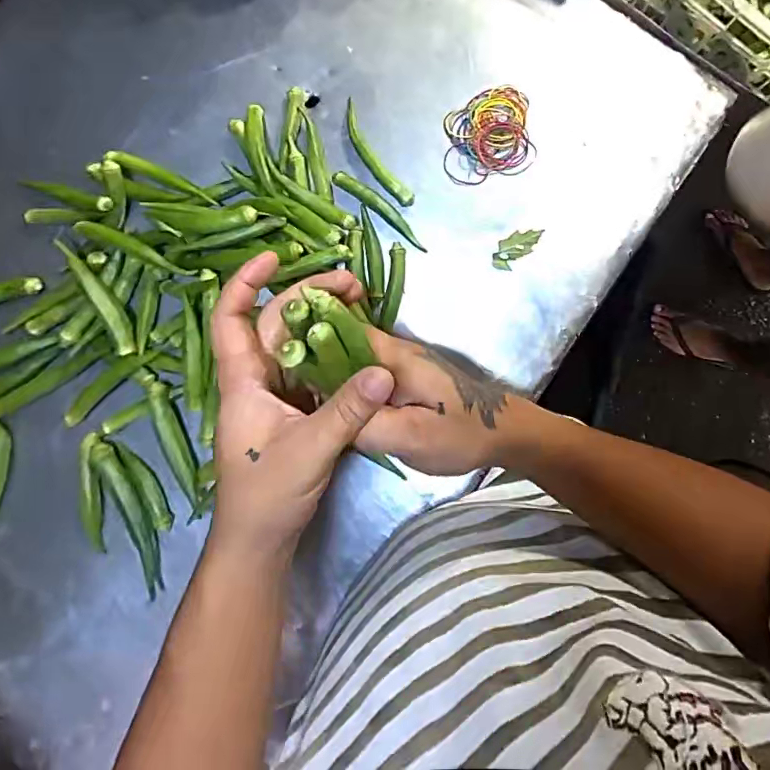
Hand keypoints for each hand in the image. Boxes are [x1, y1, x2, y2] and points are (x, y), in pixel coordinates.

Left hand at [209, 255, 394, 558]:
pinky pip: (317, 365)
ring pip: (298, 342)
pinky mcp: (300, 408)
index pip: (232, 321)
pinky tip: (361, 340)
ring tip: (361, 301)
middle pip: (276, 323)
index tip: (274, 257)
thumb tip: (383, 371)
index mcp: (244, 384)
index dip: (245, 284)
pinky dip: (336, 346)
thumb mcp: (311, 450)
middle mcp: (259, 380)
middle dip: (309, 295)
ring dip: (326, 318)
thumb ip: (347, 411)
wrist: (261, 539)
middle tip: (353, 283)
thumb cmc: (268, 495)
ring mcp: (280, 394)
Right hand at [253, 269, 539, 477]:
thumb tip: (323, 417)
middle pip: (340, 342)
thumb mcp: (410, 437)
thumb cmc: (461, 434)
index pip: (338, 331)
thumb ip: (365, 424)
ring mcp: (399, 366)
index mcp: (392, 357)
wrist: (504, 433)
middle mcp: (393, 352)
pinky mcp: (404, 382)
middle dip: (306, 352)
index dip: (302, 337)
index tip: (266, 352)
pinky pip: (363, 375)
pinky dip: (342, 383)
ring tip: (283, 391)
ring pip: (350, 359)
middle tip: (266, 376)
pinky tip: (323, 404)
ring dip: (323, 369)